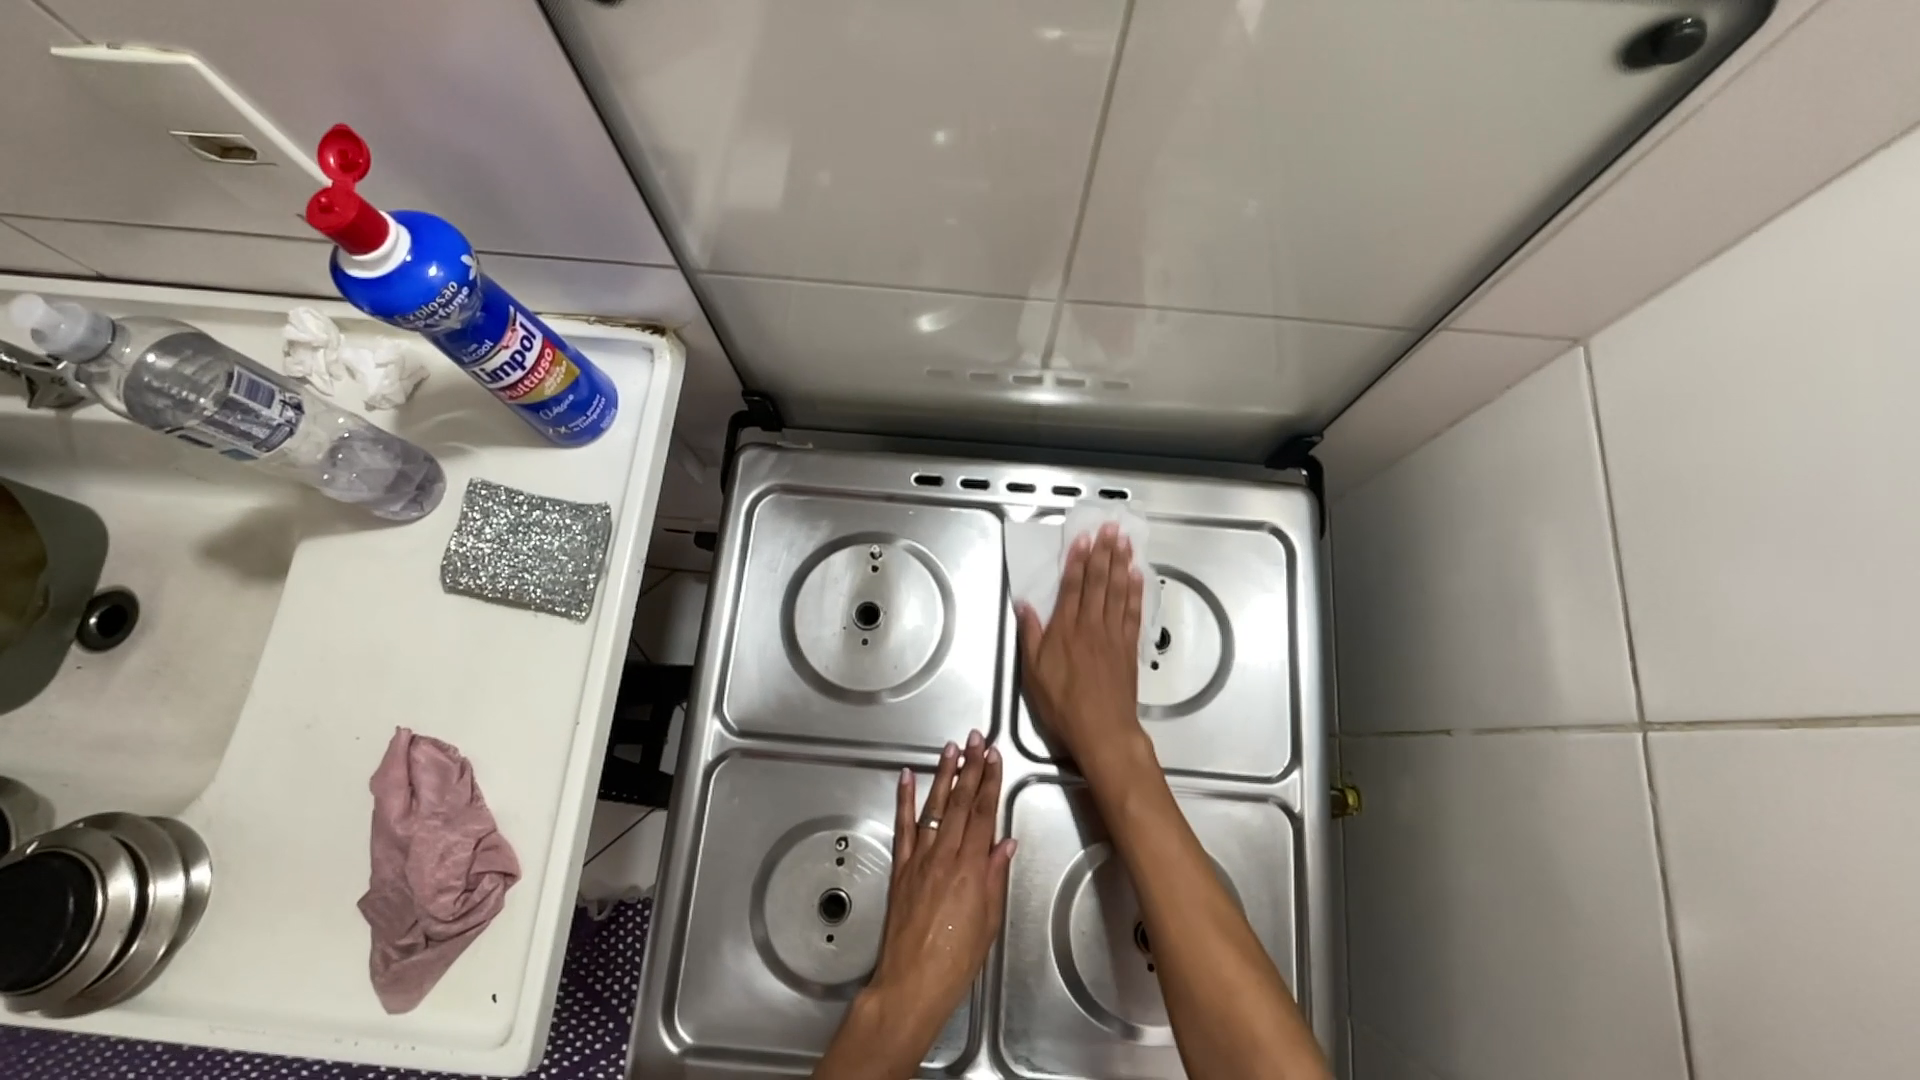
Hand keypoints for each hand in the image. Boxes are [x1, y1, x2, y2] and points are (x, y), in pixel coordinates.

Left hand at [814, 732, 1014, 1079]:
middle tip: (976, 739)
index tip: (994, 757)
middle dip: (970, 767)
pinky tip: (906, 778)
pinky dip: (904, 800)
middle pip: (961, 803)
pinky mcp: (901, 868)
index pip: (984, 814)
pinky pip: (904, 827)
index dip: (990, 782)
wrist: (912, 982)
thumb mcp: (988, 921)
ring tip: (950, 749)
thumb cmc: (957, 959)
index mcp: (971, 868)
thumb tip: (1004, 843)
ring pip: (934, 808)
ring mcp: (920, 859)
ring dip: (943, 776)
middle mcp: (945, 856)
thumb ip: (994, 877)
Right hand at [1016, 524, 1147, 771]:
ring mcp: (1114, 635)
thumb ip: (1030, 636)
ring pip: (1118, 591)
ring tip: (1125, 541)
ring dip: (1122, 564)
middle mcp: (1092, 626)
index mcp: (1065, 630)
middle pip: (1099, 582)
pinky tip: (1137, 576)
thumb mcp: (1033, 673)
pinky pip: (1133, 612)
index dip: (1077, 560)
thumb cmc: (1062, 705)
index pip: (1073, 586)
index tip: (1083, 538)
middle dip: (1104, 552)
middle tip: (1110, 527)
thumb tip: (1025, 605)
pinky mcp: (1129, 648)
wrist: (1102, 730)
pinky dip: (1135, 592)